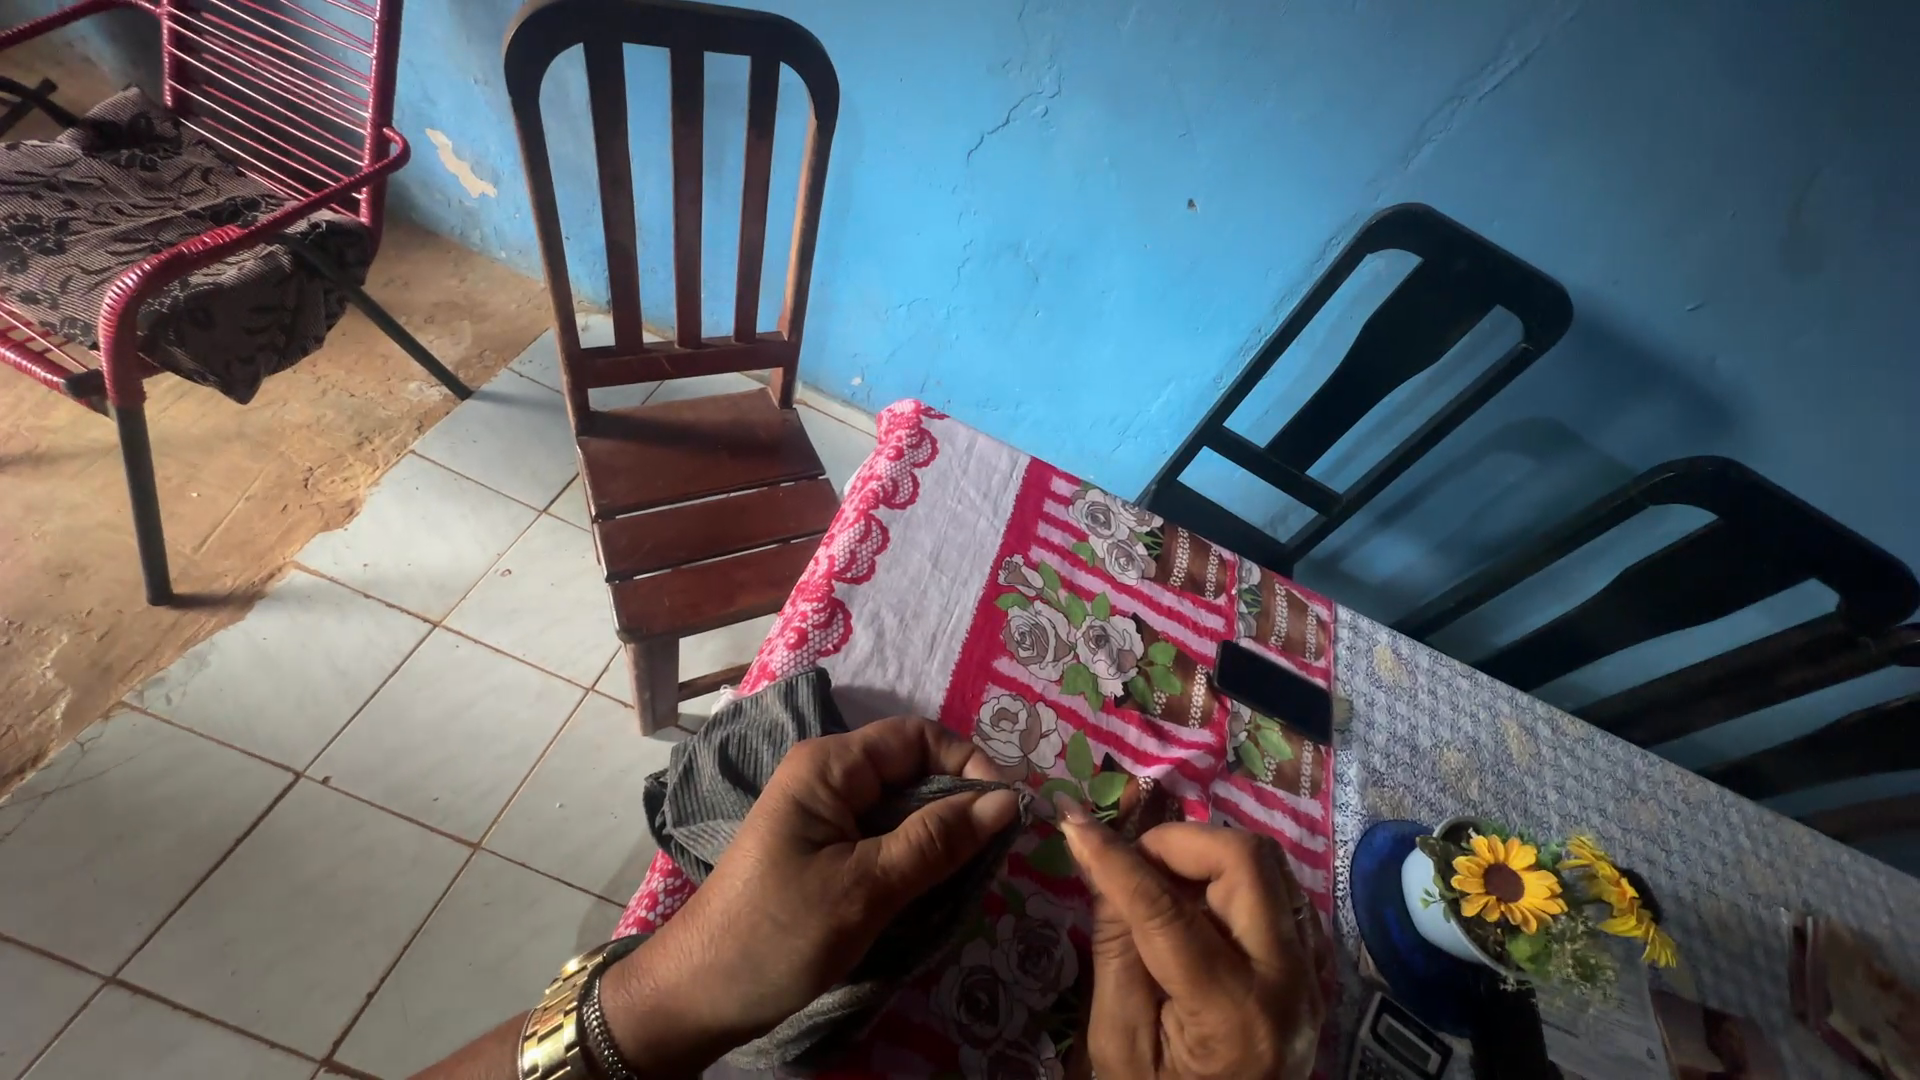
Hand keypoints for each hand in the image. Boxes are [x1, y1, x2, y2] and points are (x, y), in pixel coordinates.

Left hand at [597, 716, 1022, 1077]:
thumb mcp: (866, 888)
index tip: (1004, 809)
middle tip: (996, 849)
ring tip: (972, 871)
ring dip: (940, 832)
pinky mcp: (825, 846)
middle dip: (958, 801)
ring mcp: (825, 812)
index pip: (916, 736)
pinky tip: (935, 883)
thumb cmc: (778, 934)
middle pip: (912, 767)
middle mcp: (828, 775)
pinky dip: (915, 852)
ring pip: (902, 804)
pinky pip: (884, 832)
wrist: (696, 997)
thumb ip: (938, 840)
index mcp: (830, 765)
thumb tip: (1008, 800)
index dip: (966, 762)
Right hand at [1058, 809, 1327, 1078]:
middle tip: (1134, 862)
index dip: (1114, 859)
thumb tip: (1099, 856)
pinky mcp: (1315, 968)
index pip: (1166, 909)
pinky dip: (1232, 878)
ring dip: (1205, 856)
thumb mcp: (1118, 1043)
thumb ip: (1115, 944)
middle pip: (1246, 860)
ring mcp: (1313, 974)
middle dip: (1178, 842)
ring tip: (1162, 884)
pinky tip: (1198, 906)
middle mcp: (1288, 983)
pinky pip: (1278, 890)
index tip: (1073, 823)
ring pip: (1267, 864)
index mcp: (1233, 1017)